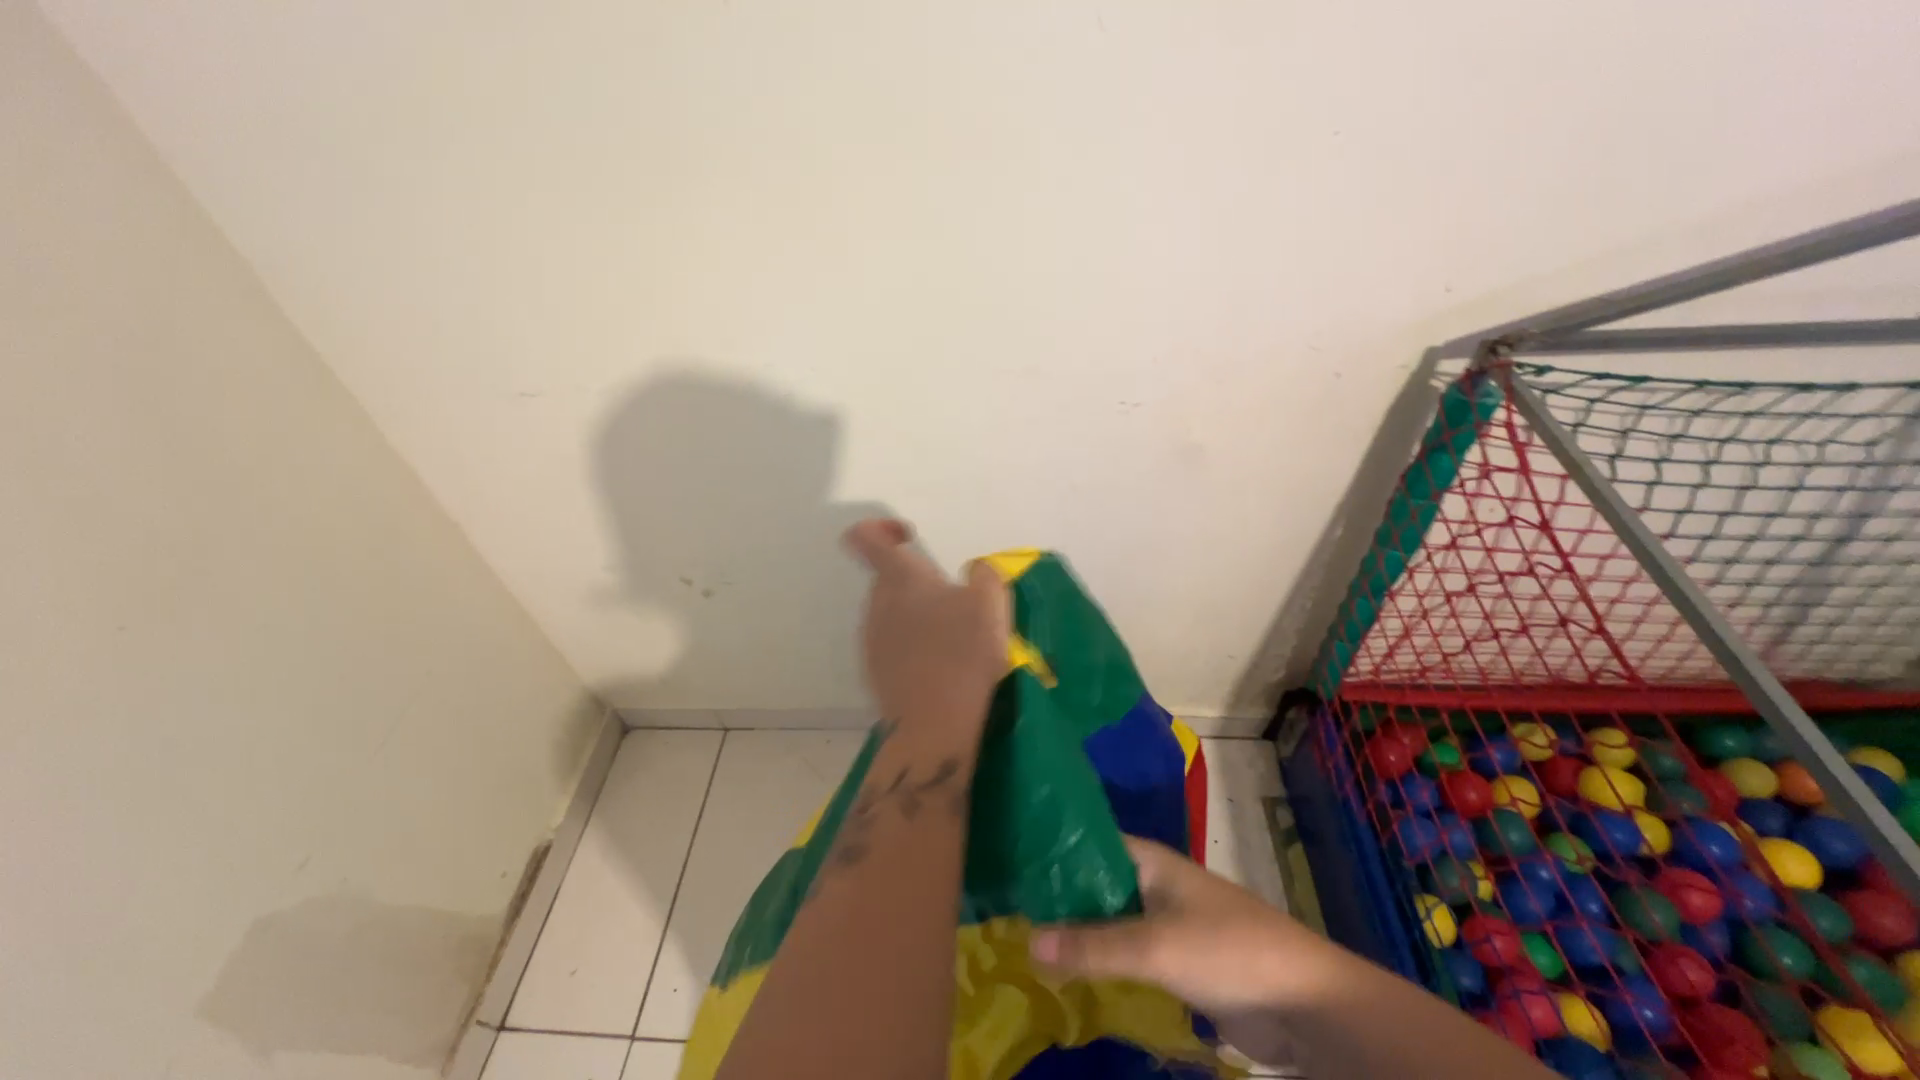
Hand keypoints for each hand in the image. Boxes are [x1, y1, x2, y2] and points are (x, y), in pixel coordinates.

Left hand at [843, 519, 1009, 735]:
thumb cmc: (963, 653)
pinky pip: (893, 646)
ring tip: (954, 641)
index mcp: (900, 578)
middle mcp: (877, 604)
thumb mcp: (991, 602)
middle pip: (888, 578)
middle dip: (918, 582)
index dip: (880, 528)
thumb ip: (983, 574)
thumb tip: (973, 572)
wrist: (934, 724)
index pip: (865, 538)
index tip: (909, 537)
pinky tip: (941, 668)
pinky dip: (914, 648)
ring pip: (892, 613)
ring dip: (918, 617)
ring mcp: (871, 640)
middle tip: (956, 604)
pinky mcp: (875, 672)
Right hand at [1028, 836, 1336, 1065]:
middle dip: (1054, 897)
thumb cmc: (1229, 951)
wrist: (1304, 1002)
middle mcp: (1154, 885)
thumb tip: (1024, 941)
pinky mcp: (1175, 961)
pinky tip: (1063, 974)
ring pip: (1108, 921)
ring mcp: (1165, 923)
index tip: (1005, 862)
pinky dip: (1097, 961)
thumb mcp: (1154, 946)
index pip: (1088, 841)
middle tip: (1001, 908)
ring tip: (1019, 940)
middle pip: (1093, 884)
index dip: (1050, 850)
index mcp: (1150, 861)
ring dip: (1073, 933)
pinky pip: (1125, 955)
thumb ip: (1091, 946)